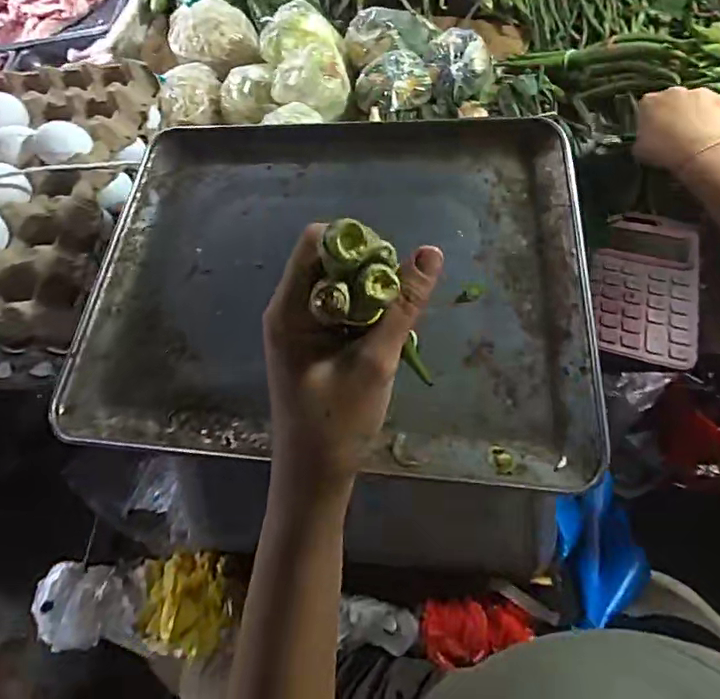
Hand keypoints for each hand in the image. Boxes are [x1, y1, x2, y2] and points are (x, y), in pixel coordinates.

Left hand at [261, 223, 443, 495]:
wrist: (315, 478)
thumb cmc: (338, 423)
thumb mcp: (376, 361)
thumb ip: (403, 305)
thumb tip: (431, 253)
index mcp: (289, 309)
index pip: (315, 242)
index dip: (353, 241)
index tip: (387, 266)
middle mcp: (289, 308)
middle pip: (328, 258)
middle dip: (367, 266)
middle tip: (397, 294)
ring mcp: (300, 324)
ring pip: (339, 281)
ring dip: (370, 289)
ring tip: (393, 316)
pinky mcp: (313, 339)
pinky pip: (341, 304)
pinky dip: (365, 308)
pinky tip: (384, 331)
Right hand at [633, 87, 719, 172]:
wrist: (702, 155)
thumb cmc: (666, 152)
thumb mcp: (640, 150)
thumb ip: (641, 138)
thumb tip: (645, 137)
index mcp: (650, 101)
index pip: (648, 106)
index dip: (653, 119)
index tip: (657, 132)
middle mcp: (674, 91)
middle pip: (673, 100)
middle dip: (676, 113)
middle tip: (680, 133)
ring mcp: (701, 92)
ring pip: (698, 102)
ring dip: (698, 113)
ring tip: (701, 135)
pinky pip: (719, 108)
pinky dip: (718, 118)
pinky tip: (717, 134)